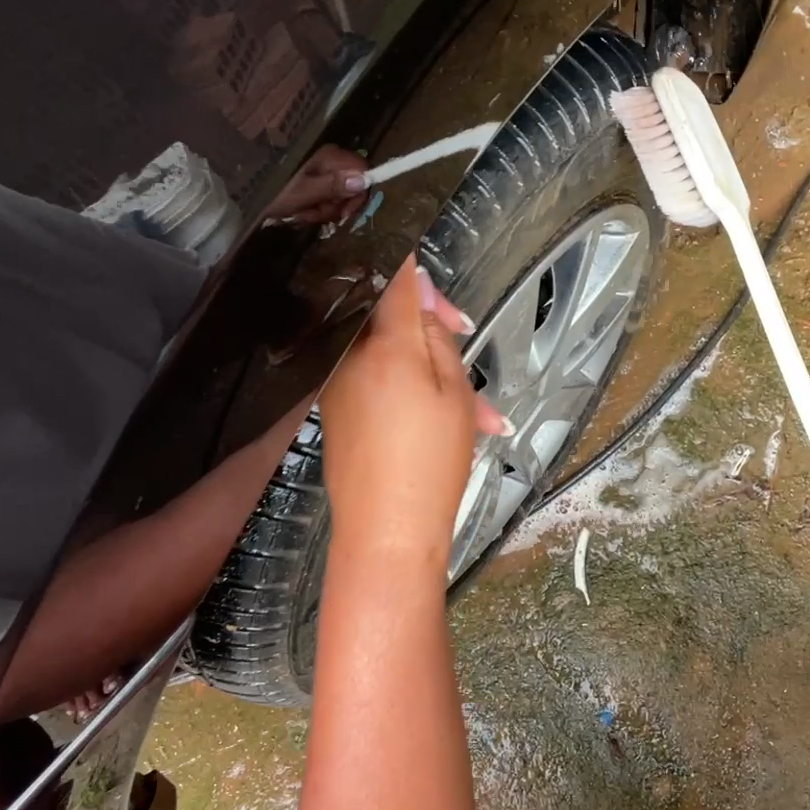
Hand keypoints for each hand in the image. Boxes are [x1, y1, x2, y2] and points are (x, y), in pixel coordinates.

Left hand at [269, 145, 369, 225]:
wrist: (248, 197)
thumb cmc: (274, 193)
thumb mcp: (303, 193)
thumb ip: (333, 187)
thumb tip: (363, 181)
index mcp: (329, 157)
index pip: (364, 172)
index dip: (359, 195)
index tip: (345, 213)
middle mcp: (330, 159)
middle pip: (354, 186)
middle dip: (338, 206)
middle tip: (318, 215)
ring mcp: (323, 170)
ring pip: (342, 196)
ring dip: (325, 210)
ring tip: (305, 213)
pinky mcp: (316, 180)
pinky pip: (330, 198)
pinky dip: (319, 209)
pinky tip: (304, 211)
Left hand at [319, 255, 505, 566]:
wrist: (387, 529)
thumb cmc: (430, 463)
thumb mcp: (455, 393)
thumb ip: (436, 335)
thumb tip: (421, 289)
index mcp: (383, 344)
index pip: (395, 281)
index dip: (426, 283)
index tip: (455, 315)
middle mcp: (349, 356)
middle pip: (390, 320)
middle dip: (436, 339)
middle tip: (467, 365)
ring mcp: (336, 384)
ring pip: (389, 359)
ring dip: (431, 377)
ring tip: (476, 418)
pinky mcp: (334, 410)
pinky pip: (374, 385)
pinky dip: (408, 397)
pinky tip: (441, 429)